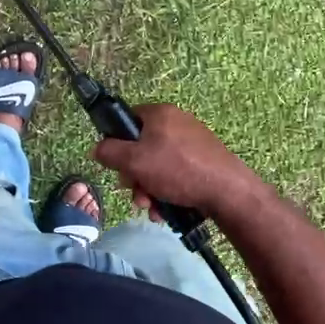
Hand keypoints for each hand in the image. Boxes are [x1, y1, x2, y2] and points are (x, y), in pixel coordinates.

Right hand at [91, 104, 264, 219]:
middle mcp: (176, 123)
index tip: (117, 166)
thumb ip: (110, 152)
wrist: (227, 190)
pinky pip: (175, 174)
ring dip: (148, 189)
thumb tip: (97, 148)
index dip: (117, 143)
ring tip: (153, 208)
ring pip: (157, 166)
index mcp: (160, 113)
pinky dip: (166, 192)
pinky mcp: (202, 162)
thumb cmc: (177, 169)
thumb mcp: (135, 161)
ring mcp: (191, 143)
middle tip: (137, 194)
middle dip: (134, 176)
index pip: (127, 120)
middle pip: (141, 148)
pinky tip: (166, 210)